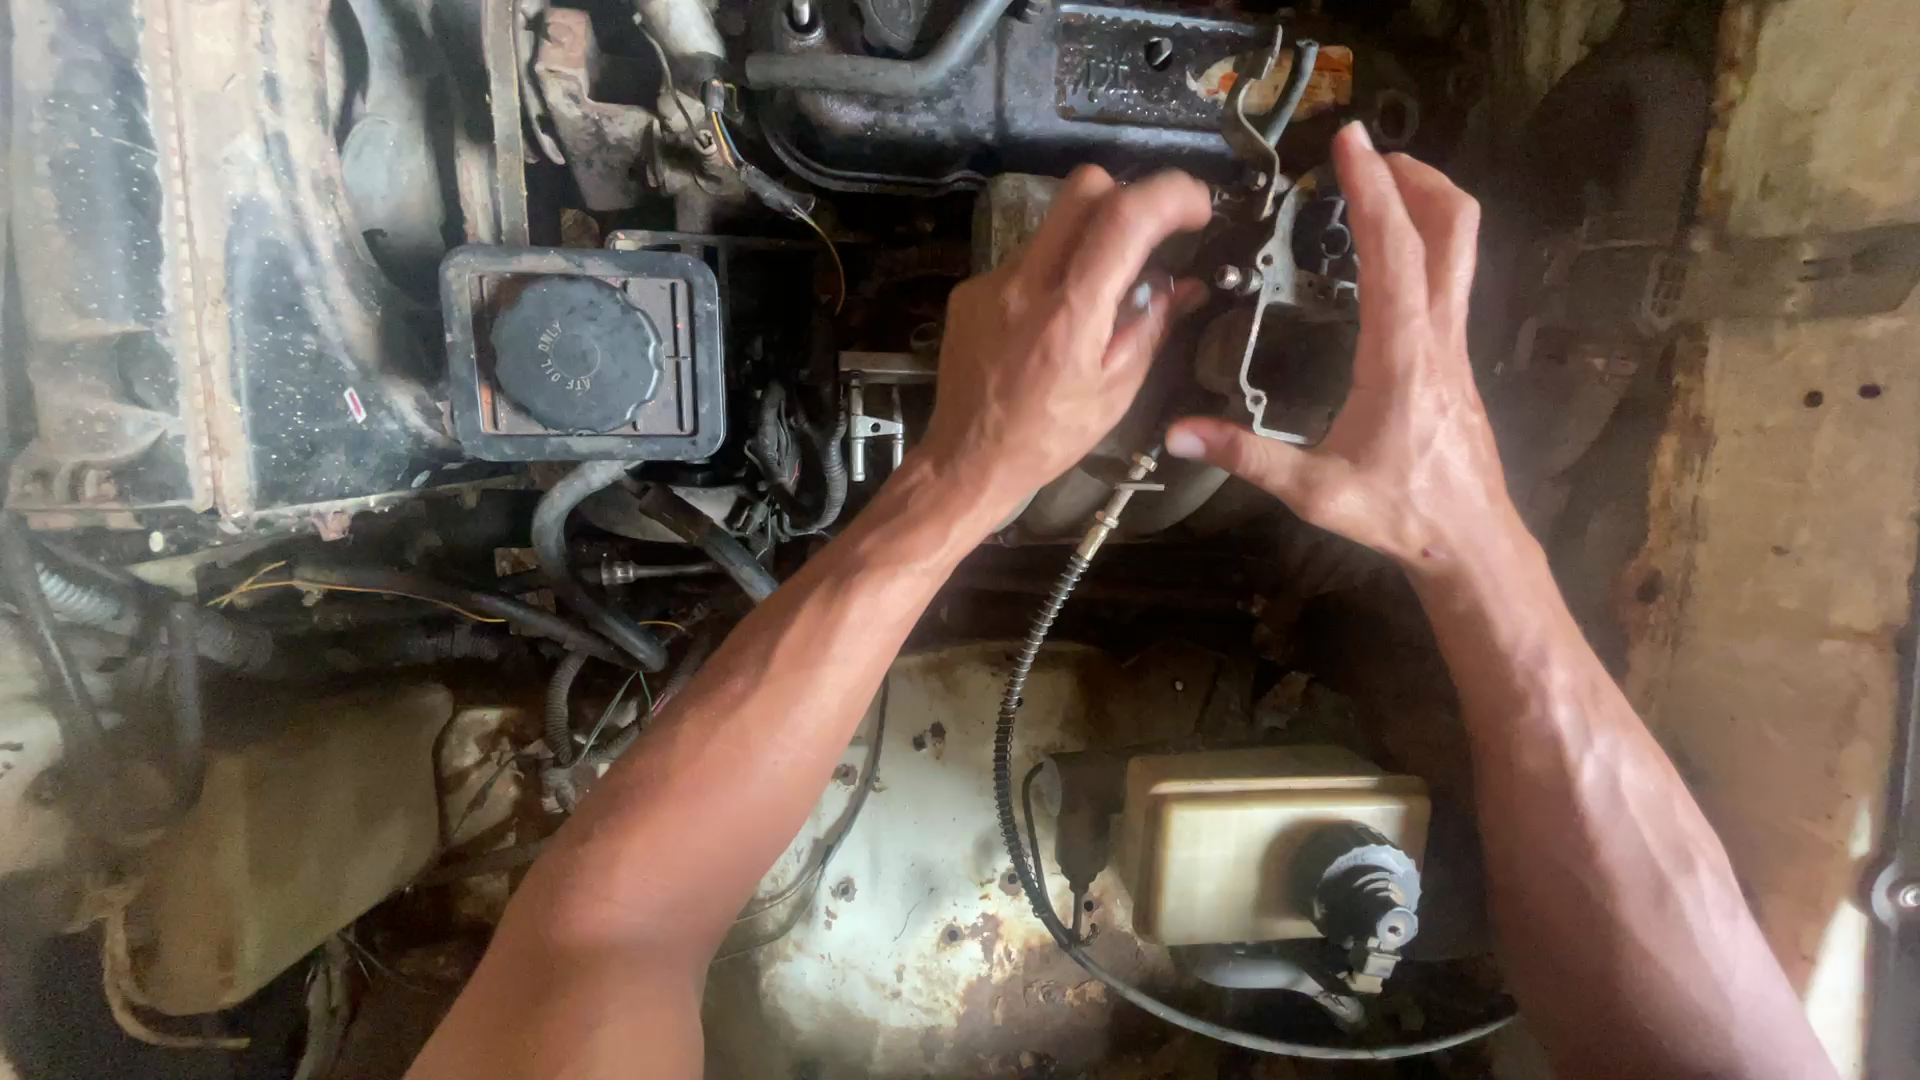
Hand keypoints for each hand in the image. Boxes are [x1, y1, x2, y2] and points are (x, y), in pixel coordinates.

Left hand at [916, 167, 1210, 508]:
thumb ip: (1151, 329)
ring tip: (1097, 295)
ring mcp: (989, 283)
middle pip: (1082, 189)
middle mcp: (1023, 284)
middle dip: (1128, 197)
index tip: (1196, 207)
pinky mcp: (968, 292)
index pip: (1123, 217)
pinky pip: (1023, 259)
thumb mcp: (1114, 394)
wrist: (967, 461)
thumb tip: (1186, 284)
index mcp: (1069, 315)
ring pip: (1051, 225)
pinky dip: (1050, 272)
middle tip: (1148, 237)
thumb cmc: (1047, 439)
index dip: (1171, 194)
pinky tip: (1050, 318)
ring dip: (1086, 242)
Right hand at [1164, 123, 1515, 571]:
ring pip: (1462, 250)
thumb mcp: (1311, 490)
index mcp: (1402, 356)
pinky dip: (1425, 244)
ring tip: (1380, 188)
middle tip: (1367, 154)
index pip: (1392, 252)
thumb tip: (1176, 433)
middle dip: (1415, 177)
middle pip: (1452, 228)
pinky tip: (1388, 261)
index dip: (1371, 191)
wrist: (1470, 539)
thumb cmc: (1396, 513)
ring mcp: (1456, 345)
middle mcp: (1438, 336)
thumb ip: (1244, 457)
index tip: (1348, 143)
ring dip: (1427, 204)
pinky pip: (1450, 279)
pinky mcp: (1456, 360)